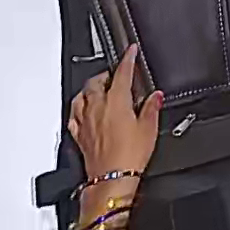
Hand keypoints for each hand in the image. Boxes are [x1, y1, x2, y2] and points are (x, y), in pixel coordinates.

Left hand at [69, 44, 163, 177]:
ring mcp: (85, 121)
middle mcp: (97, 107)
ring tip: (98, 87)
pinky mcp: (79, 135)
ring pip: (81, 96)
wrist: (112, 179)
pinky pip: (74, 115)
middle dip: (106, 73)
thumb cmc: (129, 156)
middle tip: (117, 73)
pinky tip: (83, 110)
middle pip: (96, 81)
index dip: (128, 59)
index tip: (130, 50)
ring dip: (90, 88)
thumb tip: (155, 96)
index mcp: (116, 101)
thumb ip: (151, 108)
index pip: (122, 72)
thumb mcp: (149, 128)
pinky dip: (79, 108)